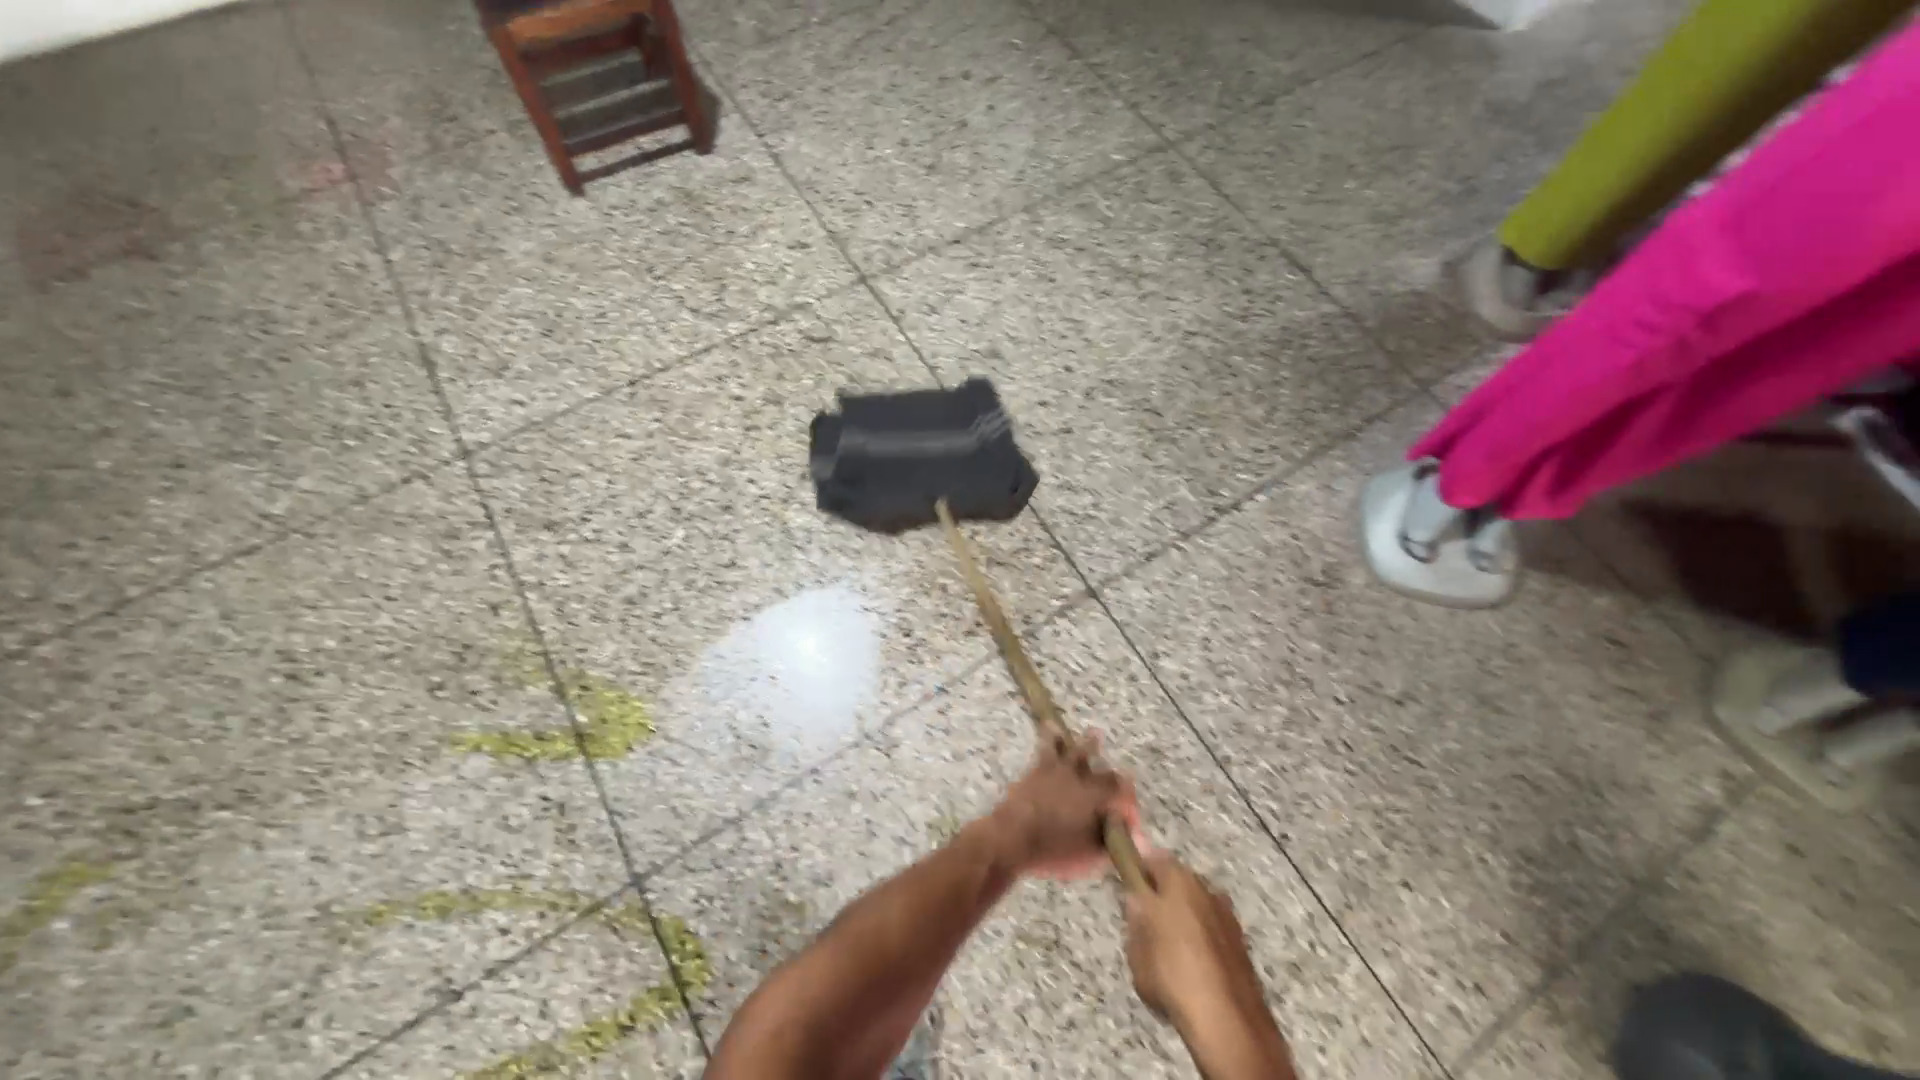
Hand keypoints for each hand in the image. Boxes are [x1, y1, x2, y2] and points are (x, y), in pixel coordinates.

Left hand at [988, 731, 1135, 880]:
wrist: (1013, 836)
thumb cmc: (1053, 850)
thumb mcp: (1089, 854)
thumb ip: (1111, 843)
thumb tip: (1135, 840)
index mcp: (1099, 800)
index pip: (1124, 795)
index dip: (1129, 802)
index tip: (1129, 812)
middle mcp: (1084, 781)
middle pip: (1107, 774)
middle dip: (1114, 777)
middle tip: (1120, 777)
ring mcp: (1061, 771)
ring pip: (1080, 751)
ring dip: (1090, 744)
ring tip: (1095, 734)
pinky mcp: (1039, 768)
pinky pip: (1047, 744)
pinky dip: (1051, 734)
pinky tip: (1051, 725)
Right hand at [1125, 852, 1267, 1026]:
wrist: (1226, 1017)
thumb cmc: (1171, 974)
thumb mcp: (1136, 947)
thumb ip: (1135, 916)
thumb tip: (1136, 897)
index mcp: (1177, 881)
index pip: (1153, 859)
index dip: (1139, 869)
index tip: (1129, 884)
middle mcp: (1205, 889)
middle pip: (1178, 880)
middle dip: (1162, 892)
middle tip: (1145, 917)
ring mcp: (1226, 914)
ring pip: (1197, 903)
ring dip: (1184, 914)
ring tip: (1168, 945)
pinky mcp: (1240, 940)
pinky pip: (1211, 926)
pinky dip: (1201, 935)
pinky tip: (1191, 961)